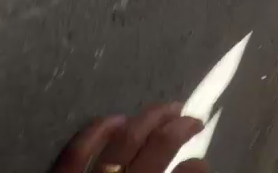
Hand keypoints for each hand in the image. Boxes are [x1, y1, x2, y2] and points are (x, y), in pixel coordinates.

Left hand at [50, 103, 206, 172]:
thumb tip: (197, 167)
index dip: (197, 166)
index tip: (202, 160)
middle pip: (159, 146)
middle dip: (179, 127)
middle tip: (192, 118)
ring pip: (125, 141)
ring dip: (148, 120)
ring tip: (164, 110)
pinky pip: (76, 153)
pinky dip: (96, 132)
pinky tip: (115, 119)